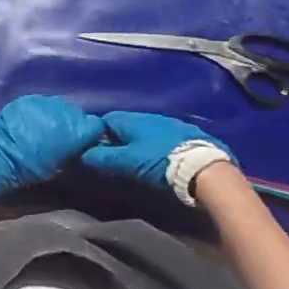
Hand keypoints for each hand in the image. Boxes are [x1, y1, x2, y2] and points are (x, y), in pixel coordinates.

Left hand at [0, 96, 104, 202]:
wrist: (1, 158)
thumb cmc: (33, 169)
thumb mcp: (62, 164)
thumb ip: (75, 150)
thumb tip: (82, 145)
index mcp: (76, 129)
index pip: (95, 124)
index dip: (89, 132)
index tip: (83, 139)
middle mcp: (64, 110)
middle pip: (76, 112)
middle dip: (71, 122)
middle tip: (62, 133)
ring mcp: (44, 101)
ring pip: (58, 105)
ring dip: (55, 114)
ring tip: (46, 126)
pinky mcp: (27, 98)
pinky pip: (39, 102)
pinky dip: (38, 110)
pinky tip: (31, 121)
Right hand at [82, 111, 233, 203]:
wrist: (207, 172)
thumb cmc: (160, 164)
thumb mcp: (125, 163)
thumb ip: (101, 158)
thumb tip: (80, 154)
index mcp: (134, 119)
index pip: (107, 120)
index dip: (98, 134)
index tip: (94, 150)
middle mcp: (153, 117)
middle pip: (128, 126)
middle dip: (120, 140)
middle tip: (116, 159)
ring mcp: (175, 125)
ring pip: (149, 132)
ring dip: (141, 143)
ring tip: (139, 161)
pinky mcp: (193, 137)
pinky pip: (167, 139)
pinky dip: (160, 148)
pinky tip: (163, 162)